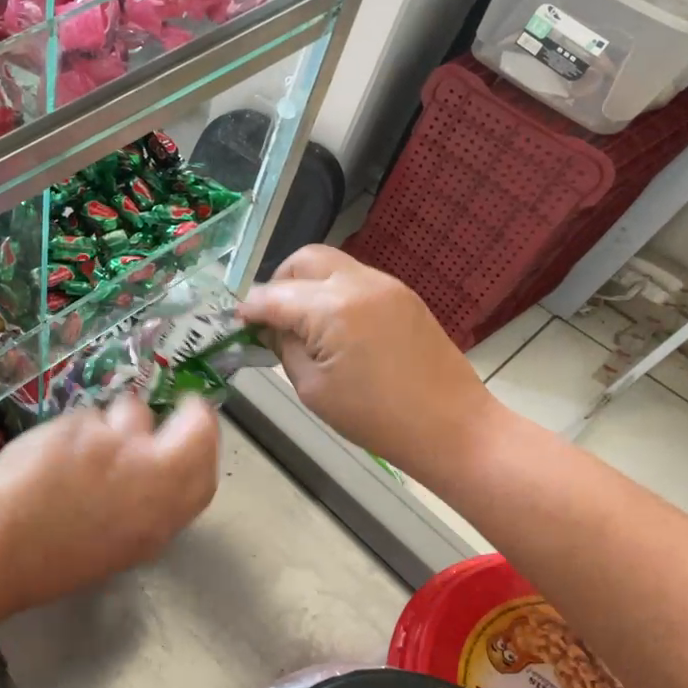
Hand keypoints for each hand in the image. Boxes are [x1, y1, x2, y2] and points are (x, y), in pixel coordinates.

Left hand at [0, 395, 219, 609]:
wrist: (1, 545)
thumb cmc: (57, 559)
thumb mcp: (125, 544)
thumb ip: (151, 505)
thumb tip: (157, 473)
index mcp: (166, 514)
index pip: (208, 463)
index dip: (202, 441)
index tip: (192, 428)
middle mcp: (151, 473)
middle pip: (193, 422)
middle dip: (183, 411)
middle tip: (158, 415)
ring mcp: (116, 443)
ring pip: (129, 410)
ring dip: (113, 422)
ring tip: (79, 448)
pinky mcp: (80, 424)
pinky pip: (86, 415)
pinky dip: (74, 428)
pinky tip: (50, 453)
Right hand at [236, 245, 498, 473]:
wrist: (452, 426)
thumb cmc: (375, 417)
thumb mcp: (312, 388)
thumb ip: (284, 347)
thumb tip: (269, 328)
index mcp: (332, 308)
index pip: (273, 295)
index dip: (249, 310)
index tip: (235, 324)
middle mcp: (358, 283)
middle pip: (303, 260)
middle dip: (278, 284)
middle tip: (270, 320)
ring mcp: (386, 285)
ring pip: (330, 265)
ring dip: (306, 286)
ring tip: (301, 326)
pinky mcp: (402, 296)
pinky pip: (354, 279)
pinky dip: (332, 293)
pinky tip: (332, 329)